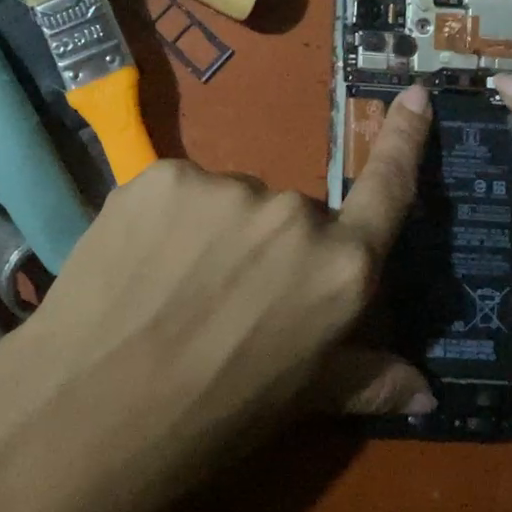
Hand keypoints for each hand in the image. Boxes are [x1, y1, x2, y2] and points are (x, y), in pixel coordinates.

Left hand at [0, 88, 435, 511]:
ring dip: (215, 232)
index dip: (404, 140)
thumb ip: (366, 378)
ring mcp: (222, 185)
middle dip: (270, 249)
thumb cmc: (211, 418)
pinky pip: (180, 190)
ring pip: (231, 200)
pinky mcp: (161, 172)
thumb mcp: (299, 401)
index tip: (415, 93)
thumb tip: (426, 391)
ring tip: (174, 287)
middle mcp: (290, 213)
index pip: (385, 189)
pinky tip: (140, 261)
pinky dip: (168, 220)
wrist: (86, 413)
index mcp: (339, 269)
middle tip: (227, 300)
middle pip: (291, 214)